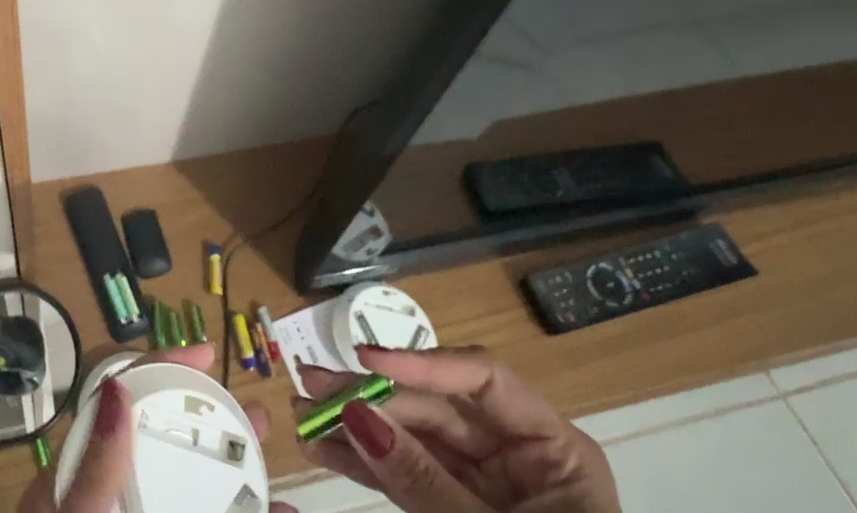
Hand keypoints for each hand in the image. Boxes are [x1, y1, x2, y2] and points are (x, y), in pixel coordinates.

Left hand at [17, 343, 296, 512]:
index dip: (161, 367)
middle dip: (214, 423)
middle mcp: (108, 497)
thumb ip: (96, 469)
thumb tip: (115, 390)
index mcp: (77, 475)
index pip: (119, 400)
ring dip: (236, 482)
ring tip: (279, 480)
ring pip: (190, 491)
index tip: (204, 357)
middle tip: (259, 419)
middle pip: (165, 441)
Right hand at [297, 346, 620, 512]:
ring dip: (357, 427)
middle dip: (371, 397)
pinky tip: (323, 450)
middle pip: (436, 407)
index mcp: (553, 450)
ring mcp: (484, 485)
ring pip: (411, 439)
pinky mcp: (454, 509)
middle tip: (310, 383)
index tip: (363, 358)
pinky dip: (366, 465)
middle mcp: (517, 456)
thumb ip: (424, 481)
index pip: (482, 380)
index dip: (421, 363)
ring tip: (302, 414)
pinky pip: (405, 476)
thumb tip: (358, 416)